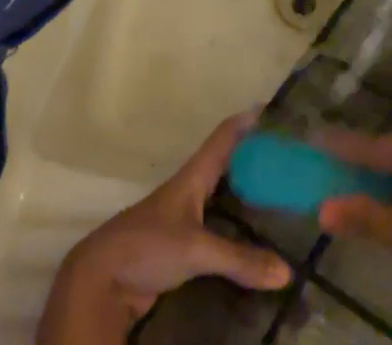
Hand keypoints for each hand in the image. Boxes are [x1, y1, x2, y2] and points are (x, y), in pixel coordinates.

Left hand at [37, 112, 291, 343]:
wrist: (102, 281)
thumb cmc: (145, 246)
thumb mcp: (195, 248)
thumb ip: (239, 259)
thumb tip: (287, 273)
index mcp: (190, 179)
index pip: (221, 140)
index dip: (244, 124)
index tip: (271, 110)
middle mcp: (189, 194)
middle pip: (226, 170)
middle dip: (254, 164)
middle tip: (290, 163)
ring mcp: (183, 222)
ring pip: (223, 204)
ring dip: (247, 202)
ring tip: (282, 204)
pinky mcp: (180, 250)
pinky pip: (218, 237)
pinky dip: (238, 238)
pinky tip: (258, 249)